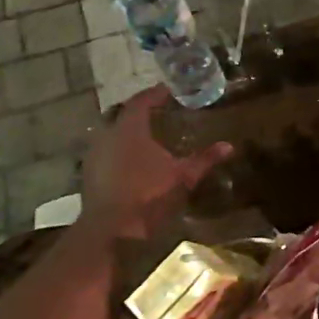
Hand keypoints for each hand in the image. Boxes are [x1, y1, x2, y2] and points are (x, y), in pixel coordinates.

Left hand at [80, 85, 231, 236]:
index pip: (140, 102)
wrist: (112, 229)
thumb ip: (205, 159)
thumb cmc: (150, 195)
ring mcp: (94, 155)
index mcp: (129, 130)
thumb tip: (229, 146)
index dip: (155, 94)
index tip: (168, 89)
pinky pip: (105, 150)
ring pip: (109, 132)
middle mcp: (106, 136)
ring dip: (126, 129)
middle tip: (156, 110)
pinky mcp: (89, 173)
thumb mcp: (184, 176)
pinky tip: (133, 159)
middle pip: (119, 113)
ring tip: (146, 134)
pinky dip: (119, 148)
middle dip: (137, 109)